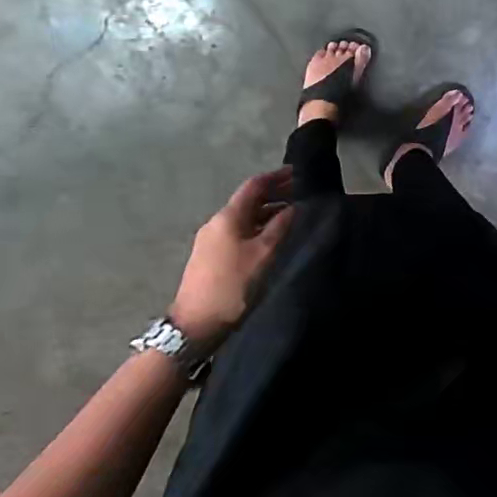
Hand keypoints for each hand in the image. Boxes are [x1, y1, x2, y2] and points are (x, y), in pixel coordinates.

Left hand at [170, 167, 294, 339]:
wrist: (196, 324)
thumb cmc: (233, 284)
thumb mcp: (264, 254)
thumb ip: (280, 226)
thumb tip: (294, 207)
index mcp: (228, 216)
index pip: (254, 185)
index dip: (277, 177)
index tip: (298, 172)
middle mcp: (217, 223)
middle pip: (248, 200)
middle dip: (274, 193)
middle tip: (300, 192)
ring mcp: (211, 240)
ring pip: (244, 217)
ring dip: (267, 211)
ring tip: (292, 213)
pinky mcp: (211, 256)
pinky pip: (239, 231)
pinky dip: (258, 226)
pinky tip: (272, 235)